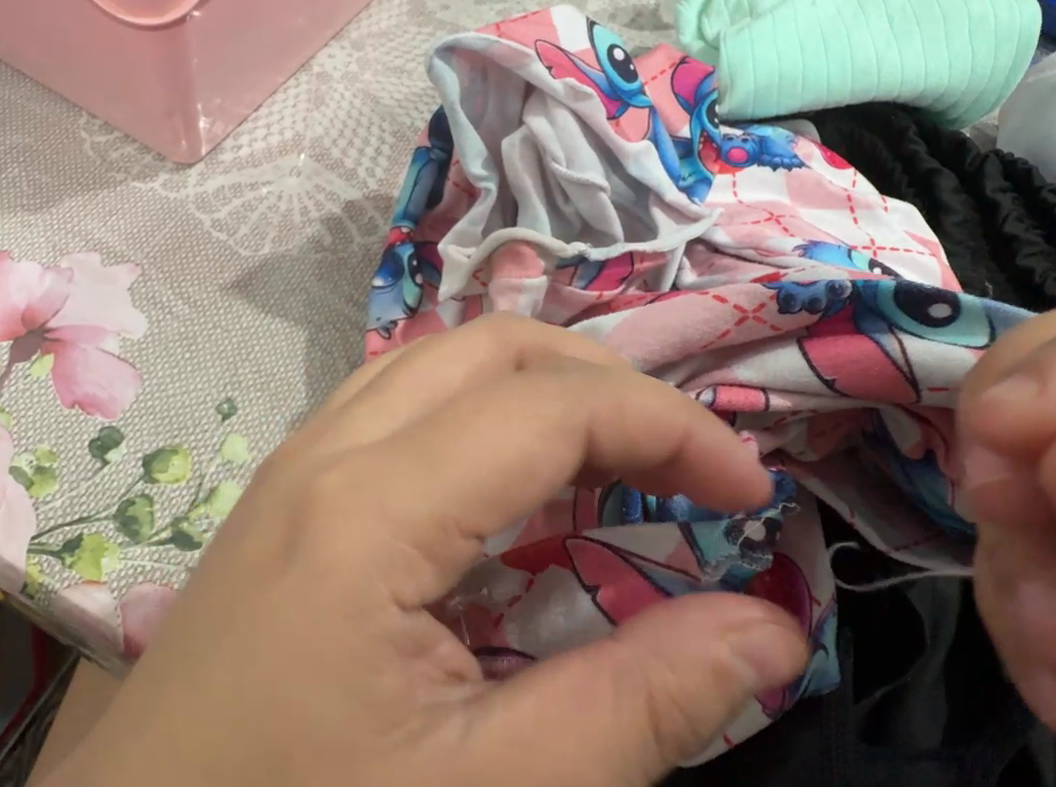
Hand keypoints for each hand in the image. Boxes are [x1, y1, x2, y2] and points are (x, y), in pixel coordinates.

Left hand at [78, 315, 808, 783]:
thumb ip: (639, 706)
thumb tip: (770, 630)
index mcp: (371, 510)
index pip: (550, 407)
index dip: (669, 427)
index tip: (751, 489)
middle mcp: (326, 453)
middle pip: (491, 349)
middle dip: (606, 382)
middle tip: (684, 460)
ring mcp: (295, 465)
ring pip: (438, 364)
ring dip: (540, 387)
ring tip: (615, 457)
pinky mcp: (285, 497)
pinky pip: (396, 406)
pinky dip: (480, 414)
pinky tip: (510, 485)